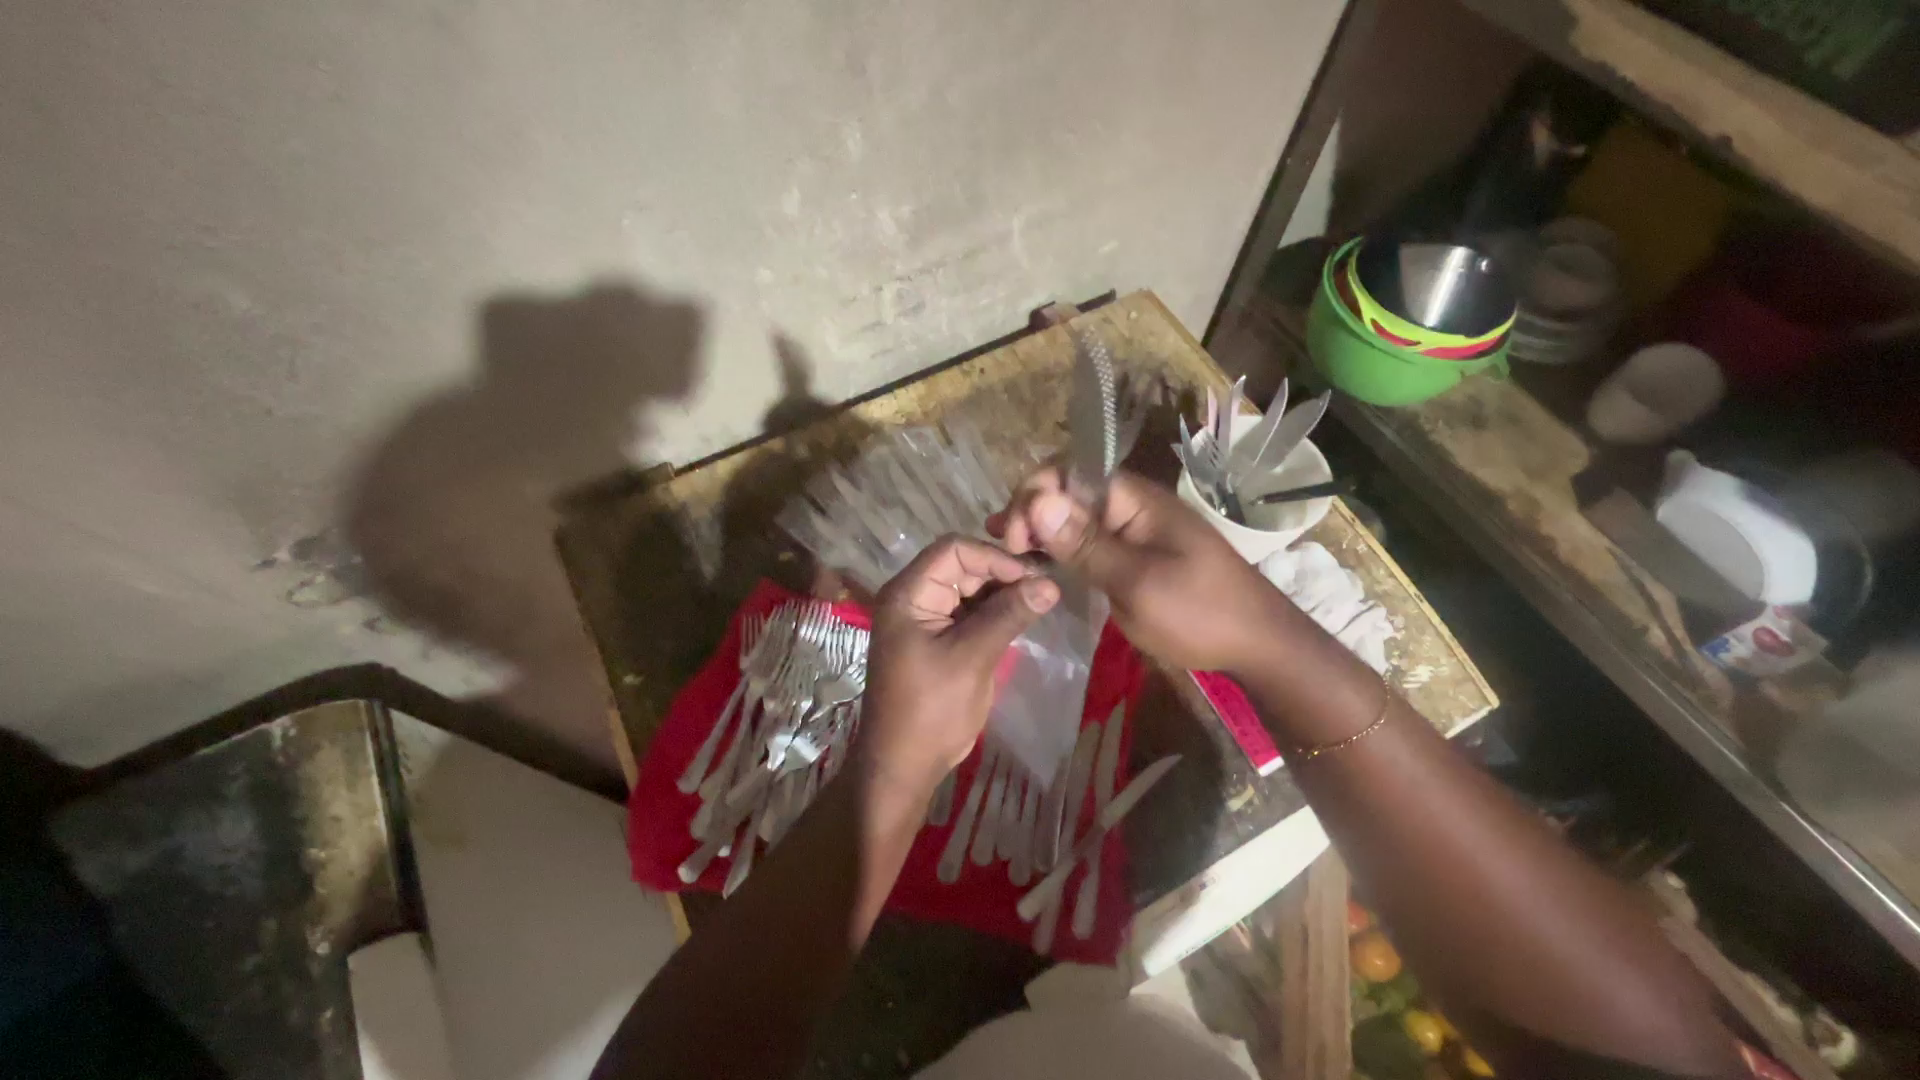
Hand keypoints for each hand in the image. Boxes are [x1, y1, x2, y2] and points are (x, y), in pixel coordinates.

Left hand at [857, 536, 1059, 797]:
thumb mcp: (970, 658)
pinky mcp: (942, 640)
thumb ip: (1007, 616)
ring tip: (1042, 600)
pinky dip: (998, 612)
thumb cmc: (930, 710)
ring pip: (971, 589)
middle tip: (1044, 588)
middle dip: (1002, 573)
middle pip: (963, 566)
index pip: (953, 550)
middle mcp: (915, 598)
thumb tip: (1050, 584)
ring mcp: (928, 620)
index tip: (1032, 577)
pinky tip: (1026, 616)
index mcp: (908, 595)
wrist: (905, 765)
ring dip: (1004, 592)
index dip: (994, 557)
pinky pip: (972, 612)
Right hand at [987, 468, 1285, 673]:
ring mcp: (1135, 531)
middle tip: (1005, 549)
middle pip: (1068, 491)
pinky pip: (1090, 541)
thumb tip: (1037, 499)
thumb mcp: (1137, 582)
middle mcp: (1132, 506)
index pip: (1069, 472)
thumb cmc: (1200, 613)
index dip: (1033, 495)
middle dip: (1031, 510)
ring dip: (1042, 529)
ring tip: (1008, 552)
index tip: (1013, 537)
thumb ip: (1086, 543)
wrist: (1258, 644)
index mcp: (1136, 500)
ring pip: (1076, 517)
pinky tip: (1039, 563)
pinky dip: (1062, 548)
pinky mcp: (1136, 556)